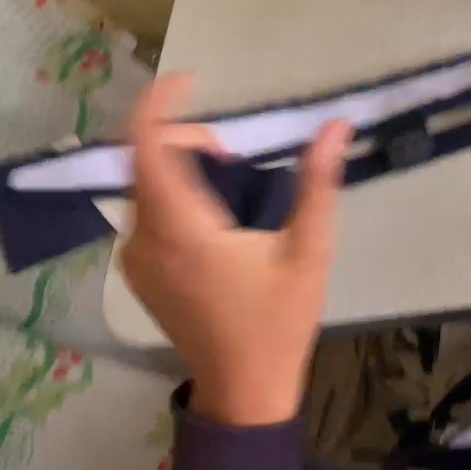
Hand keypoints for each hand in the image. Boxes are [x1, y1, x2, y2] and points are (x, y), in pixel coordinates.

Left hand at [119, 73, 352, 424]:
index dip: (160, 104)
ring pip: (144, 184)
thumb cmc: (279, 320)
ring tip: (232, 179)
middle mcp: (144, 240)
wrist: (243, 389)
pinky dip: (174, 190)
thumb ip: (319, 184)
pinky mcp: (139, 271)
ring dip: (183, 164)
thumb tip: (335, 125)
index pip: (146, 147)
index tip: (191, 80)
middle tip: (238, 153)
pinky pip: (146, 209)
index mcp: (182, 231)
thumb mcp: (309, 251)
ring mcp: (135, 259)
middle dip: (189, 138)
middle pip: (146, 160)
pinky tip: (215, 211)